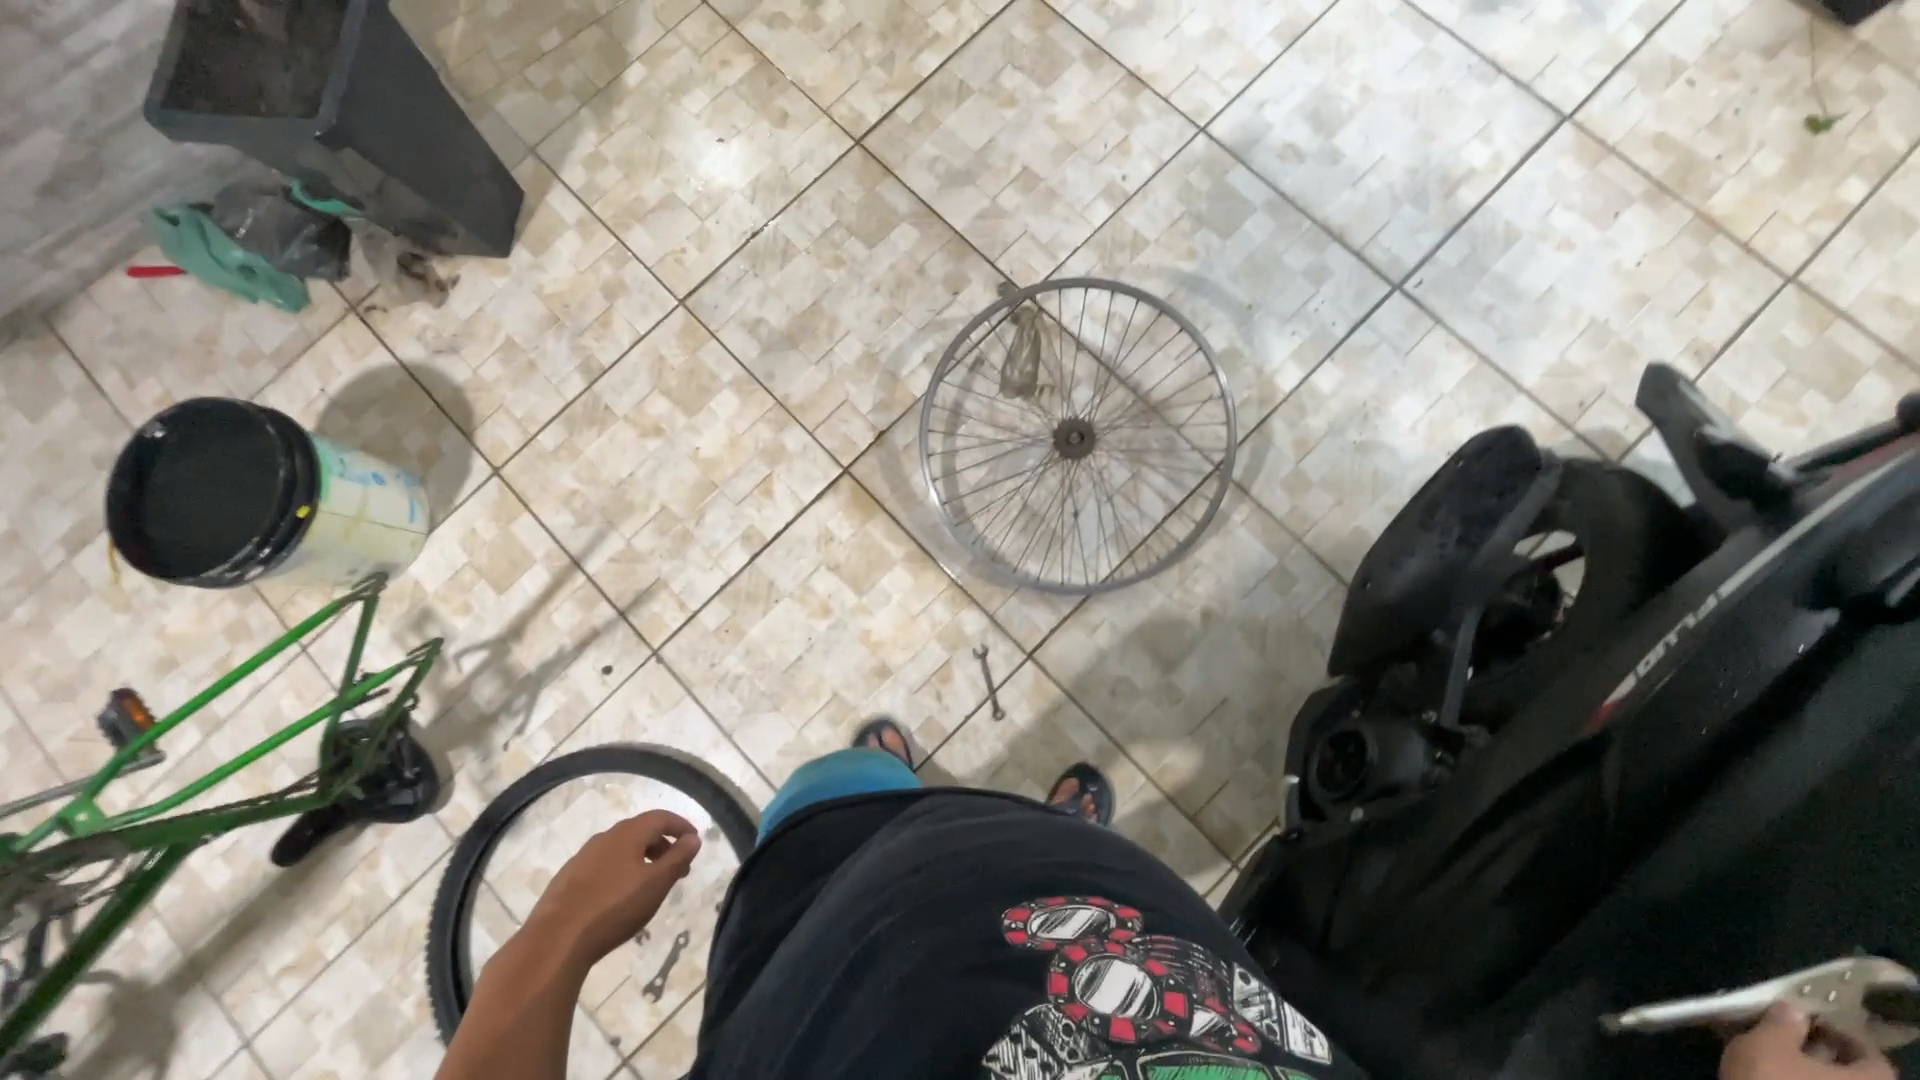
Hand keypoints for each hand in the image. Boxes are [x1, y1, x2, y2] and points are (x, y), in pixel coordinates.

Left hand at [522, 810, 701, 967]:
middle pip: (640, 831)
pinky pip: (604, 866)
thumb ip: (678, 858)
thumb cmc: (614, 908)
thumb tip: (693, 838)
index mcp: (627, 834)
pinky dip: (621, 871)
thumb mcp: (656, 884)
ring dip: (642, 859)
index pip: (661, 817)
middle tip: (678, 868)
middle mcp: (604, 838)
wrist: (555, 940)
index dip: (681, 826)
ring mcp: (582, 858)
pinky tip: (620, 897)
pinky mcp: (568, 879)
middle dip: (663, 845)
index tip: (694, 842)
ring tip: (651, 885)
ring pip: (621, 850)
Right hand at [1721, 1004, 1897, 1079]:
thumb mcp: (1768, 1043)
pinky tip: (1765, 1070)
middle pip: (1850, 1073)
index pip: (1871, 1056)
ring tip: (1768, 1049)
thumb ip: (1783, 1023)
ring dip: (1802, 1067)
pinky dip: (1790, 1079)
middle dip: (1820, 1051)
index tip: (1811, 1020)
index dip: (1842, 1034)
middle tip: (1787, 1031)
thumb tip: (1794, 1009)